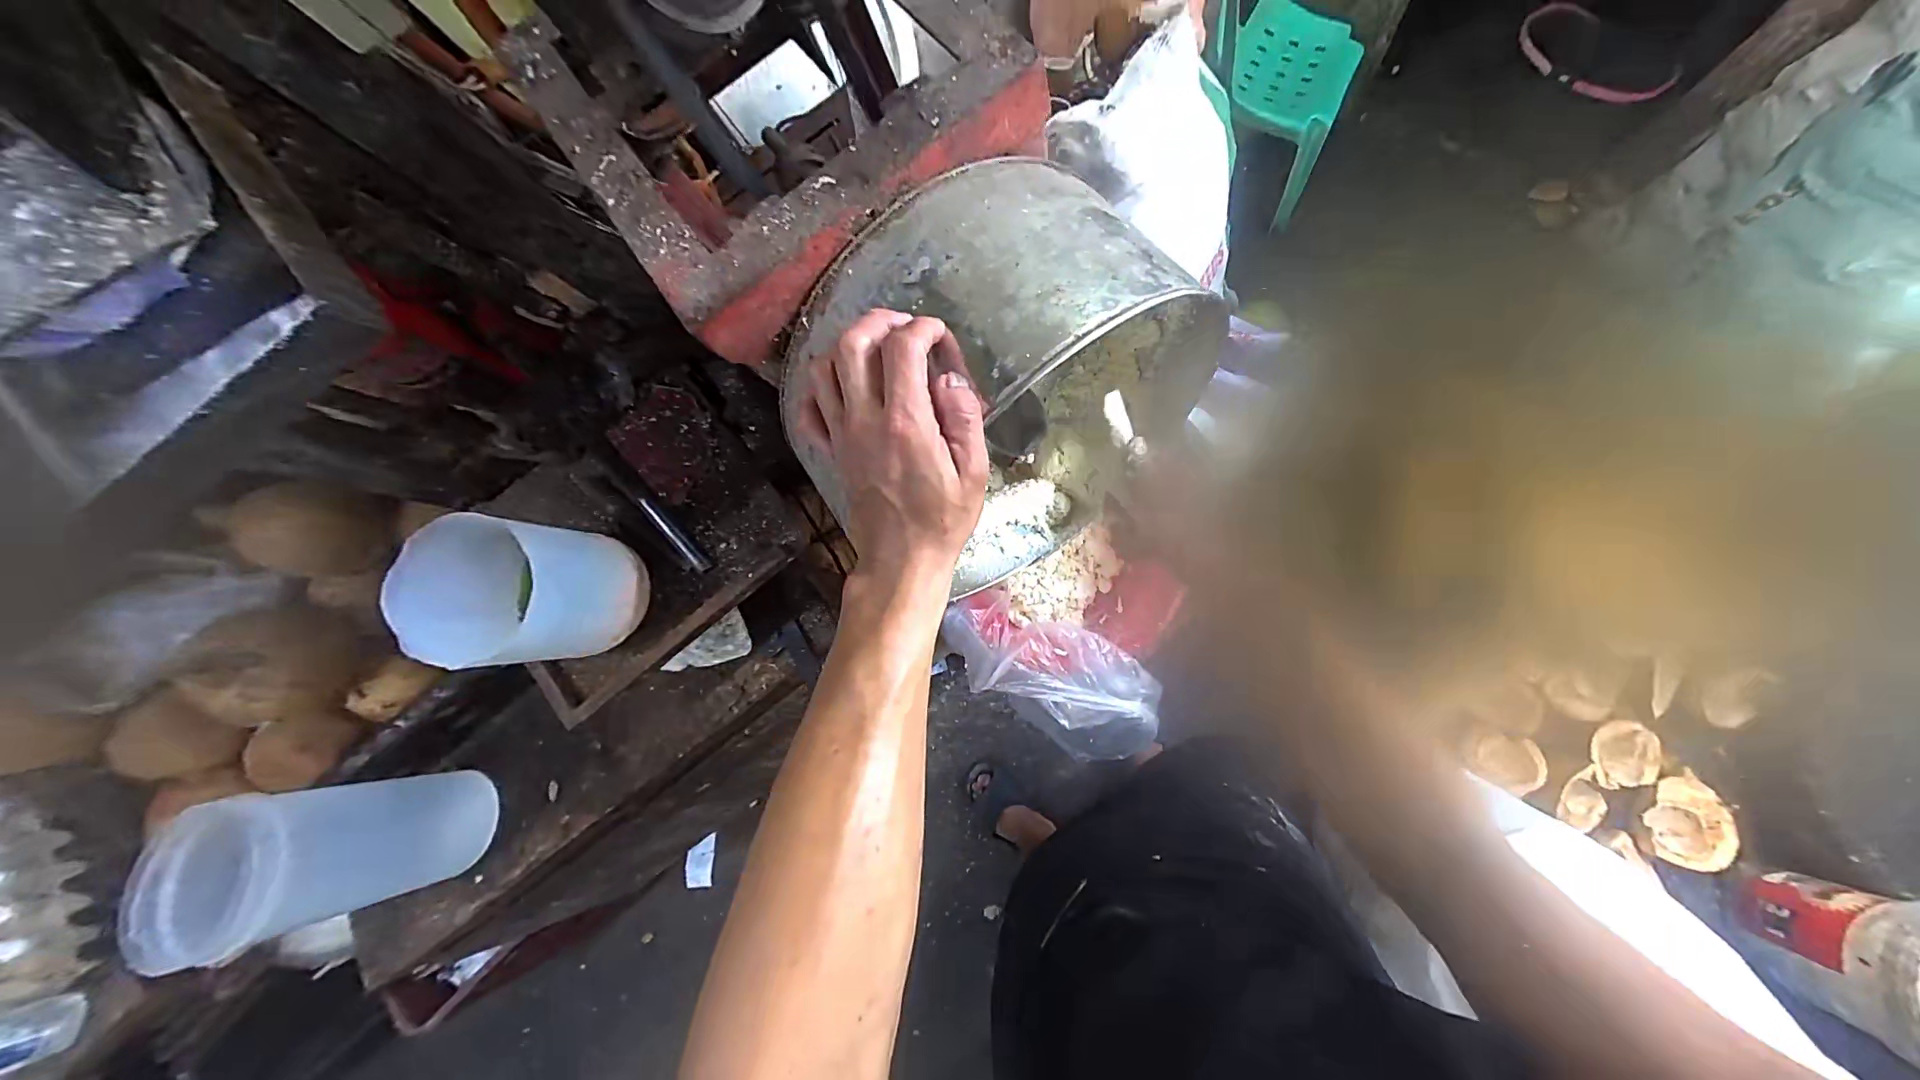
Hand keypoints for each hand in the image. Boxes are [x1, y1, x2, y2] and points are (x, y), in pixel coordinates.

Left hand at [796, 309, 988, 583]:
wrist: (901, 559)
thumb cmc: (943, 519)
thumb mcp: (974, 472)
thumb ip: (965, 418)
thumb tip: (949, 379)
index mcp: (906, 422)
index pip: (903, 349)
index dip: (923, 328)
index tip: (939, 335)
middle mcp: (865, 420)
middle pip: (853, 345)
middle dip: (879, 321)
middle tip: (903, 326)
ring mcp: (842, 435)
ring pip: (824, 369)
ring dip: (847, 346)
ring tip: (874, 348)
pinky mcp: (831, 451)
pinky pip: (809, 407)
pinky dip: (820, 386)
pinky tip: (843, 386)